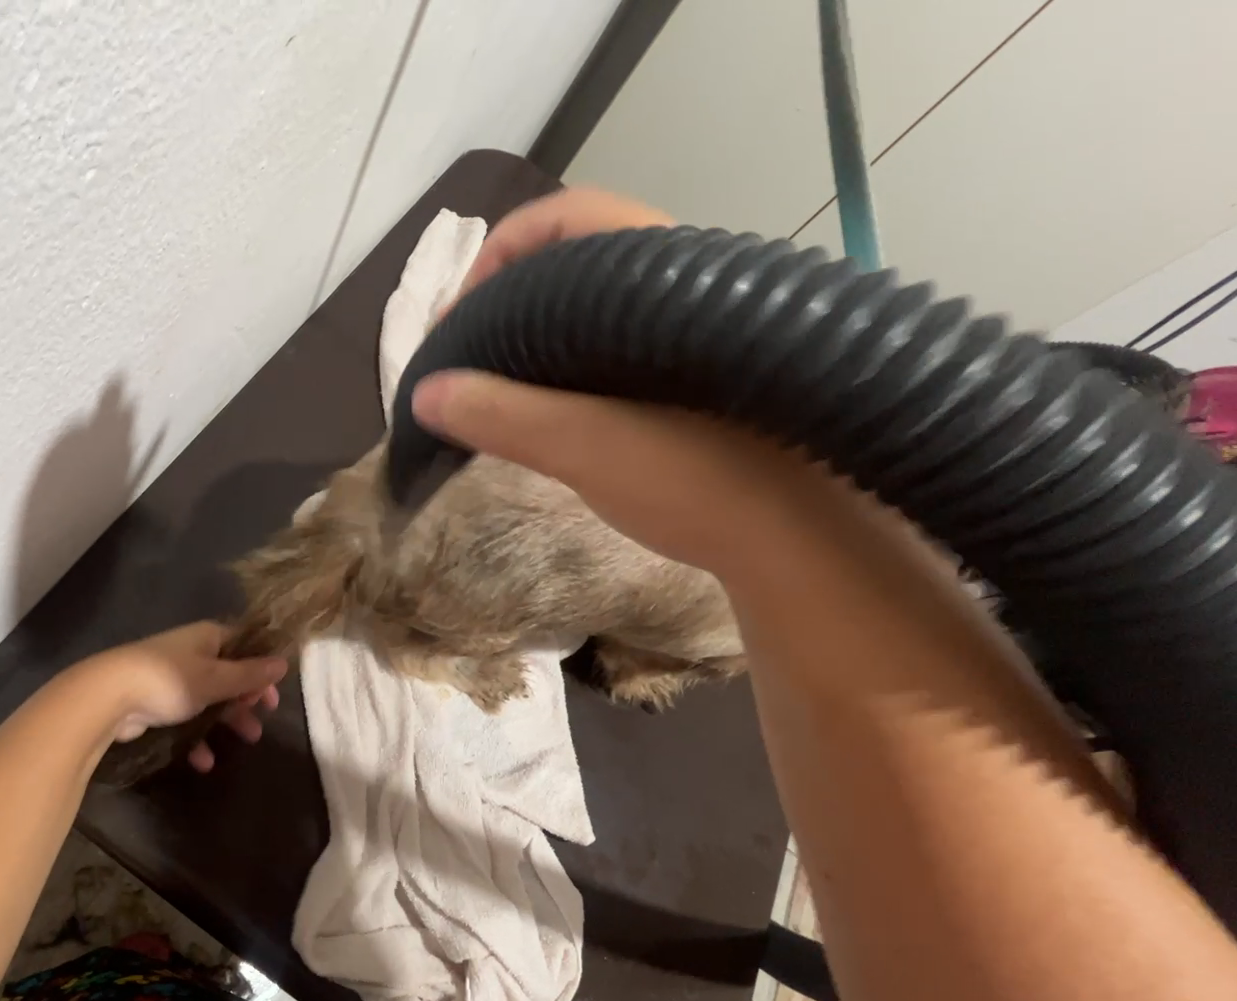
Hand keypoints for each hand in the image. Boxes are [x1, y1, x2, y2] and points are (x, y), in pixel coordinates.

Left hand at [81, 622, 285, 771]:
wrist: (108, 697)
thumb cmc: (169, 680)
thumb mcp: (216, 678)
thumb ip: (249, 674)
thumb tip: (283, 663)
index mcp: (207, 638)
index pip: (244, 645)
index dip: (262, 667)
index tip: (272, 694)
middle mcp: (191, 653)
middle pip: (228, 675)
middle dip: (246, 699)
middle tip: (261, 720)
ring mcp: (171, 679)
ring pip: (208, 700)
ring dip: (226, 720)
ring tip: (247, 741)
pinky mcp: (154, 703)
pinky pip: (184, 720)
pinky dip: (196, 738)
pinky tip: (204, 761)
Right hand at [424, 186, 854, 581]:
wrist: (813, 548)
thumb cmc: (704, 482)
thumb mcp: (587, 448)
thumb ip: (502, 416)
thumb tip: (423, 393)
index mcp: (664, 278)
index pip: (568, 217)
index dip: (500, 251)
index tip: (460, 316)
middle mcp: (687, 286)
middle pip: (576, 258)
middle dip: (507, 298)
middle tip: (466, 356)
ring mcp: (700, 333)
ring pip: (598, 305)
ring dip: (538, 333)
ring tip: (497, 385)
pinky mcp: (705, 377)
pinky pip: (619, 344)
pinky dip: (571, 362)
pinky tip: (552, 408)